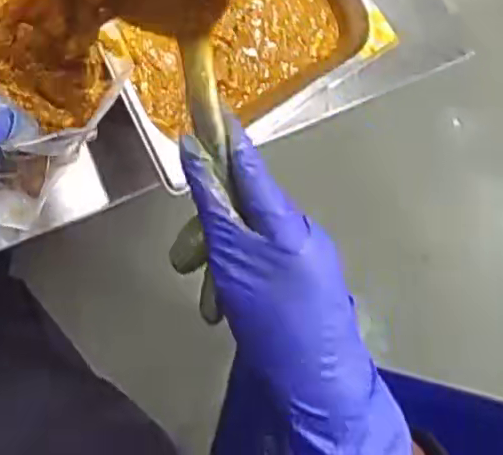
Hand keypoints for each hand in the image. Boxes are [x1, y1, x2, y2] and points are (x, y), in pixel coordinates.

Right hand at [183, 120, 408, 454]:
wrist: (320, 395)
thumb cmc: (274, 317)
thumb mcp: (232, 255)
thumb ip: (211, 200)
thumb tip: (192, 146)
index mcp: (284, 216)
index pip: (248, 160)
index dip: (226, 134)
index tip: (211, 106)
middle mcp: (295, 230)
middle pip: (240, 207)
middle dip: (207, 229)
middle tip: (182, 259)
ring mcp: (300, 260)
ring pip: (244, 240)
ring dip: (217, 262)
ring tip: (208, 301)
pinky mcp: (297, 286)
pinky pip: (257, 264)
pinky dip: (234, 278)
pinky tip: (224, 309)